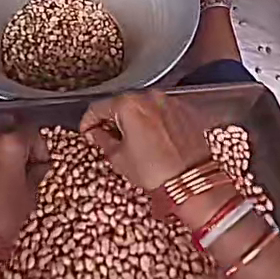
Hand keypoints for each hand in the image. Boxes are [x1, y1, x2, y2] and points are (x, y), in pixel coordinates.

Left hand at [0, 123, 41, 255]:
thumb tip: (39, 166)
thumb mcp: (28, 197)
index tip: (40, 161)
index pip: (31, 131)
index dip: (39, 146)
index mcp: (11, 145)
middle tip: (20, 160)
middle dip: (15, 139)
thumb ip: (36, 173)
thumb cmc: (0, 222)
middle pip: (5, 125)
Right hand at [79, 91, 211, 191]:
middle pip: (122, 104)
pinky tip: (152, 139)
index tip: (87, 130)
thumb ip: (102, 139)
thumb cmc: (157, 171)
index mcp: (128, 105)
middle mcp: (150, 97)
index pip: (98, 107)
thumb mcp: (119, 158)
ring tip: (132, 140)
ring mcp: (169, 102)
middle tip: (107, 137)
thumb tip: (97, 133)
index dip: (88, 121)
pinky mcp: (184, 110)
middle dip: (112, 119)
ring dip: (134, 119)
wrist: (192, 181)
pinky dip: (153, 121)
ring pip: (143, 106)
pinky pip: (161, 111)